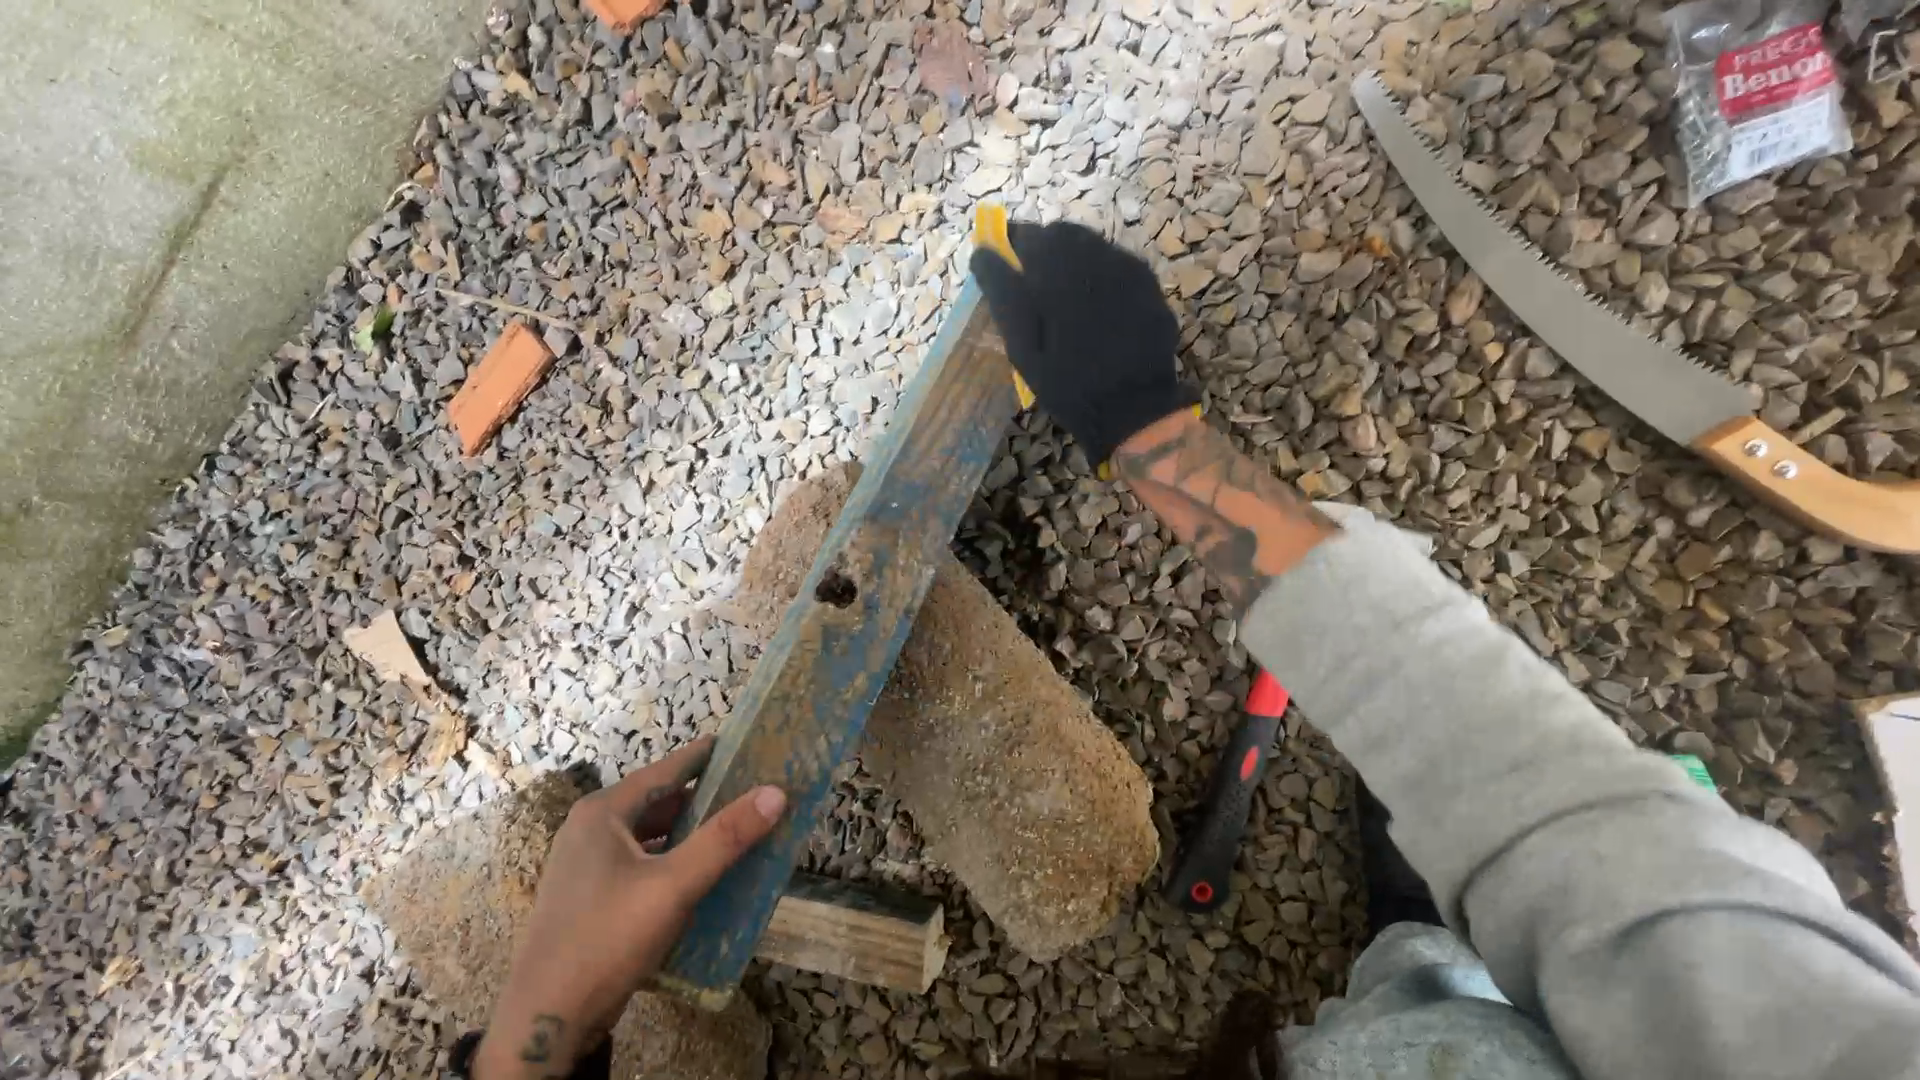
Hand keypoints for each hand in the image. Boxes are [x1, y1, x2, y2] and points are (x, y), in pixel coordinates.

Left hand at [472, 738, 786, 1078]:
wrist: (546, 1021)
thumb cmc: (606, 938)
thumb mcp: (674, 885)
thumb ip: (725, 838)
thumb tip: (776, 793)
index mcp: (603, 813)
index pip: (667, 769)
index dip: (709, 756)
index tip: (749, 745)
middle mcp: (591, 829)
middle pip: (660, 801)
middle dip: (707, 797)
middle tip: (756, 792)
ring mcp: (588, 865)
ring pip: (653, 835)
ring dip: (693, 832)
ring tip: (741, 829)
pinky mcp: (592, 896)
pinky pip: (644, 862)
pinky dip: (676, 860)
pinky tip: (706, 872)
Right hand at [970, 220, 1198, 465]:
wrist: (1132, 409)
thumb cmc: (1066, 381)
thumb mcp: (1022, 343)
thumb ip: (1002, 291)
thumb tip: (982, 252)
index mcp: (1062, 265)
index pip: (1028, 235)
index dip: (1011, 247)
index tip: (1004, 268)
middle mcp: (1099, 255)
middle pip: (1063, 237)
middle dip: (1044, 255)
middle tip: (1034, 293)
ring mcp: (1130, 270)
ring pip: (1093, 250)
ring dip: (1074, 266)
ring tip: (1066, 307)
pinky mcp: (1151, 289)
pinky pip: (1118, 270)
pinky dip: (1102, 282)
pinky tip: (1097, 316)